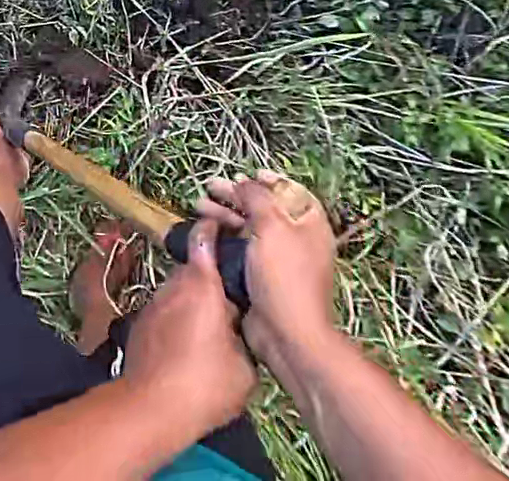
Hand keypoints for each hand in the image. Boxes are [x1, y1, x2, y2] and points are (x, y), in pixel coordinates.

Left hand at [120, 218, 255, 437]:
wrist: (151, 406)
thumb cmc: (205, 383)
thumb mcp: (246, 367)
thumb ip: (245, 336)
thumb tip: (239, 329)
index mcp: (202, 284)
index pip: (204, 239)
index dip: (214, 229)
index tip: (225, 228)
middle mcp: (174, 285)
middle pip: (195, 271)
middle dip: (212, 284)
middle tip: (232, 308)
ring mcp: (154, 302)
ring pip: (180, 292)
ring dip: (194, 304)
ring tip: (211, 333)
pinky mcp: (141, 322)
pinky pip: (166, 311)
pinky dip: (178, 320)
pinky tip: (187, 348)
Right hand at [195, 170, 339, 366]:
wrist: (286, 333)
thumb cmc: (284, 275)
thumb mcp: (271, 226)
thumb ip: (257, 197)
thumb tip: (245, 183)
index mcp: (309, 224)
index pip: (291, 191)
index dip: (269, 180)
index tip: (247, 174)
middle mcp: (296, 238)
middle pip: (264, 206)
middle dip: (237, 194)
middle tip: (211, 186)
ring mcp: (278, 258)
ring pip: (248, 226)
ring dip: (224, 212)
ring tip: (199, 205)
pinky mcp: (261, 274)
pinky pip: (240, 246)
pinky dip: (223, 235)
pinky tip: (205, 229)